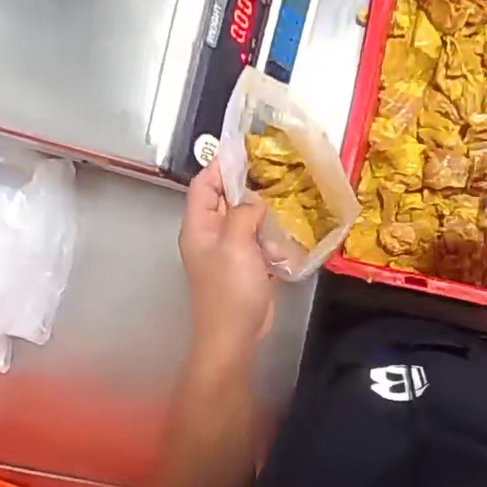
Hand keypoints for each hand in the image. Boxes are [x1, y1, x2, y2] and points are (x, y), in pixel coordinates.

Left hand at [180, 158, 274, 365]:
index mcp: (198, 227)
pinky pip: (257, 244)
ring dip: (263, 213)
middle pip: (225, 200)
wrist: (234, 337)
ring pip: (245, 222)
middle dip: (247, 185)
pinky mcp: (246, 269)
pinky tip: (288, 232)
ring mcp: (228, 254)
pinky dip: (271, 237)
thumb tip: (255, 200)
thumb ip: (244, 214)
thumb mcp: (235, 244)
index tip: (246, 149)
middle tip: (276, 169)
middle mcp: (210, 236)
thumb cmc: (229, 291)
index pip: (204, 185)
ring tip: (287, 196)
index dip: (221, 165)